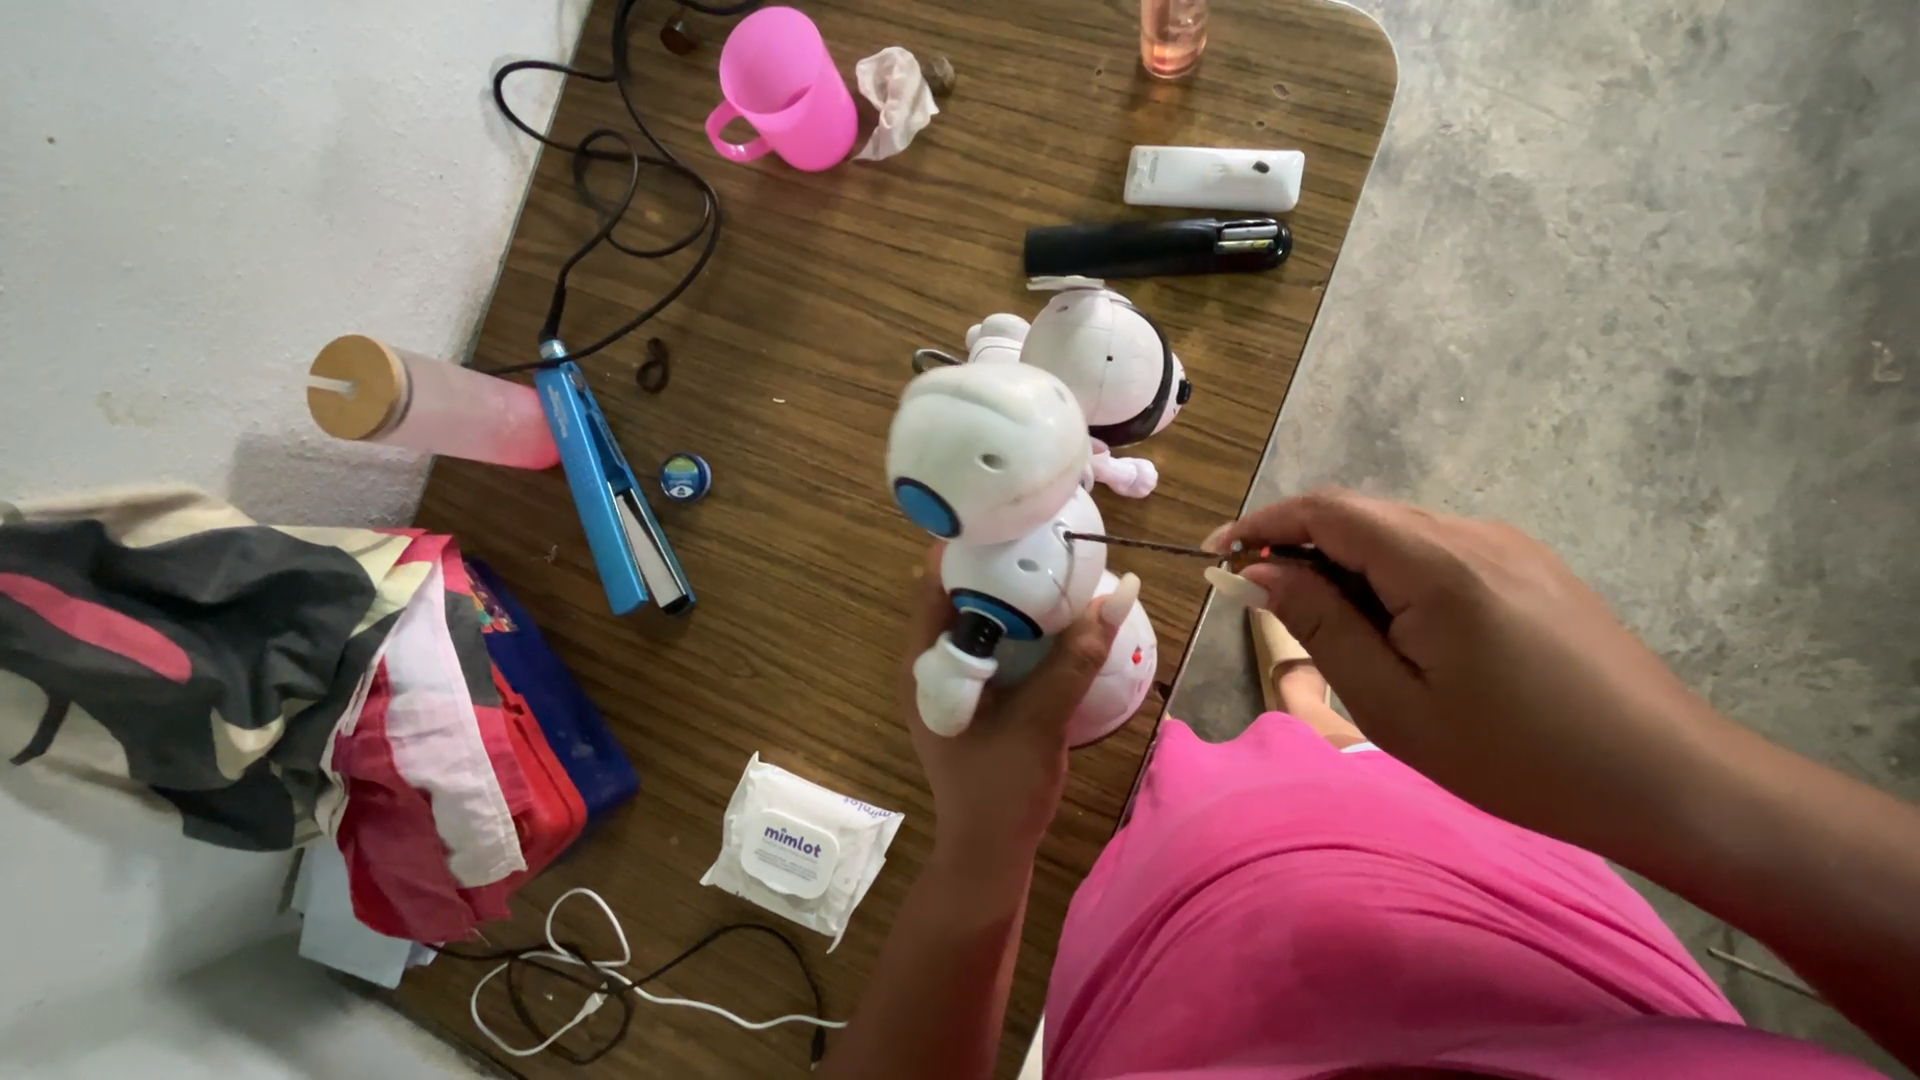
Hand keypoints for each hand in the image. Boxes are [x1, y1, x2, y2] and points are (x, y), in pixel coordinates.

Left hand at [900, 546, 1129, 881]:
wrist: (990, 853)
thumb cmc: (1002, 790)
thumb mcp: (1043, 719)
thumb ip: (1078, 657)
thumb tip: (1120, 592)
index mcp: (925, 665)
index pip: (934, 583)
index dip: (968, 546)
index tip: (1011, 518)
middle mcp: (928, 665)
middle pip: (957, 595)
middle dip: (996, 565)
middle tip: (1042, 535)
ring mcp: (948, 683)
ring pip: (975, 621)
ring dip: (1009, 596)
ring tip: (1051, 563)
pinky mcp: (971, 697)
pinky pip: (990, 647)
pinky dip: (1017, 628)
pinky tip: (1051, 617)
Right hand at [1215, 489, 1736, 853]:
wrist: (1670, 779)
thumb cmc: (1516, 757)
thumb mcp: (1394, 703)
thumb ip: (1323, 625)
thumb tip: (1262, 573)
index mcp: (1436, 564)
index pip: (1326, 510)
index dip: (1262, 523)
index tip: (1217, 556)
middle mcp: (1472, 534)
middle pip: (1359, 513)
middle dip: (1297, 545)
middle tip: (1262, 601)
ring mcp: (1508, 545)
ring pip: (1396, 530)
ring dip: (1343, 561)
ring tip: (1327, 624)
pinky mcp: (1529, 565)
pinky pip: (1434, 548)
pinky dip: (1388, 570)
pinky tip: (1392, 624)